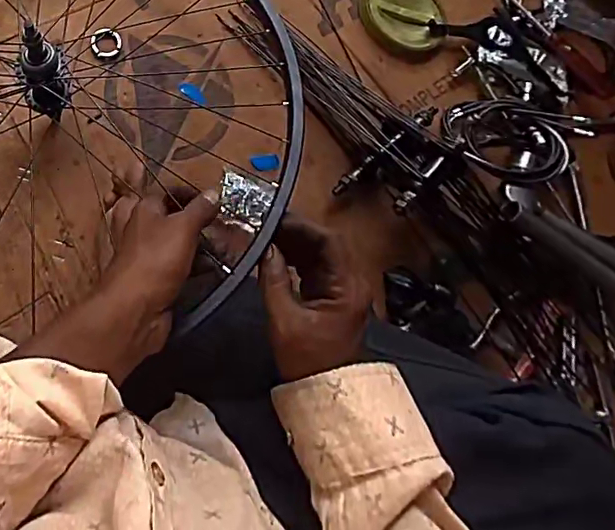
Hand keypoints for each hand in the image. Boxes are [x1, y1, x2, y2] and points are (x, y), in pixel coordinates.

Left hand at [5, 185, 218, 381]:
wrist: (135, 309)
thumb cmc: (156, 259)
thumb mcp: (182, 227)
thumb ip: (199, 209)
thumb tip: (213, 191)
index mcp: (143, 209)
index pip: (168, 193)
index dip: (191, 195)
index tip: (216, 201)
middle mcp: (143, 228)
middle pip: (174, 219)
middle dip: (200, 222)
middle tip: (225, 226)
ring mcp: (149, 255)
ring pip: (179, 243)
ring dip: (201, 245)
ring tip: (227, 247)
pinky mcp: (157, 278)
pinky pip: (181, 265)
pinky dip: (197, 265)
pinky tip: (217, 268)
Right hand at [259, 213, 371, 381]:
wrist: (326, 395)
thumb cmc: (309, 362)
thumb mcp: (284, 319)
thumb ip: (272, 279)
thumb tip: (264, 246)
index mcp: (347, 287)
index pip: (329, 241)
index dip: (301, 226)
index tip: (274, 218)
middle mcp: (351, 283)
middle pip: (326, 242)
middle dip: (295, 230)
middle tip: (266, 222)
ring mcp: (342, 288)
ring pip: (319, 251)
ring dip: (294, 241)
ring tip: (266, 233)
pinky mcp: (332, 294)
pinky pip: (314, 264)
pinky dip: (295, 255)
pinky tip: (275, 251)